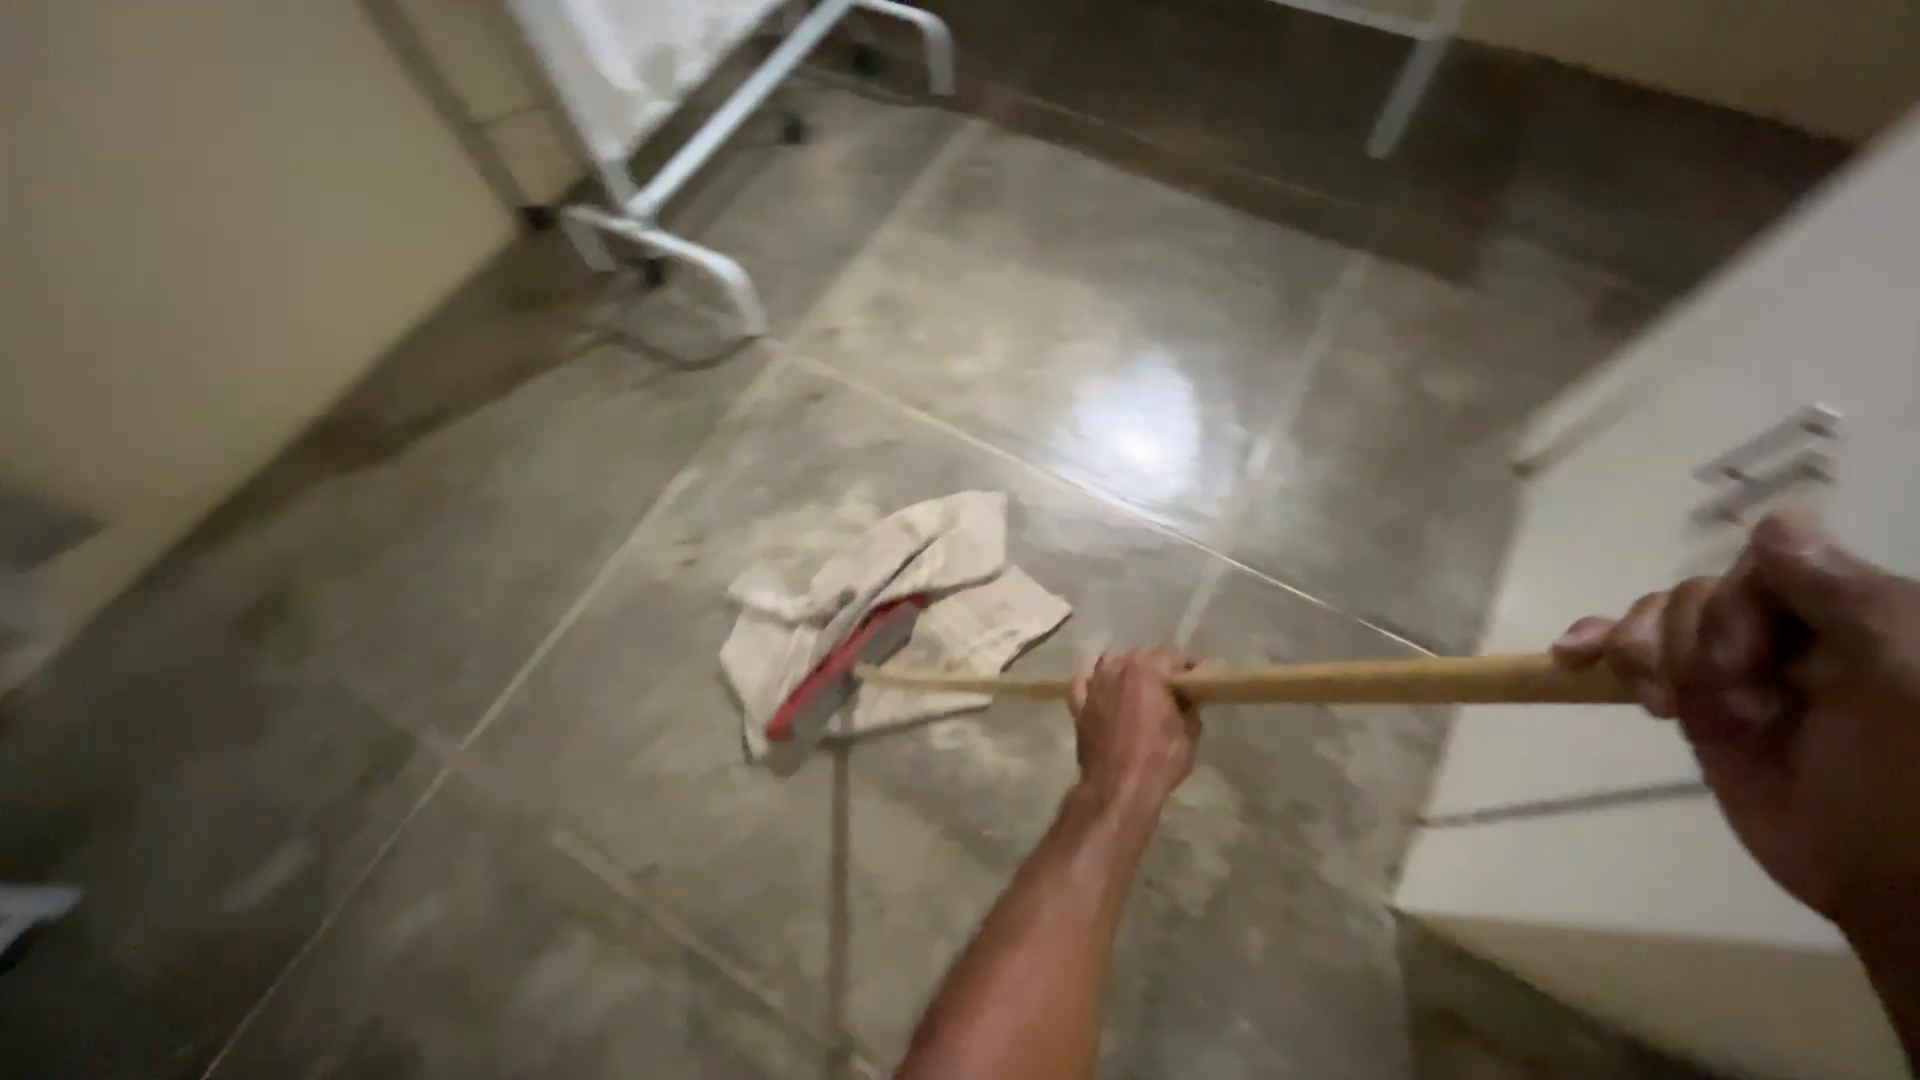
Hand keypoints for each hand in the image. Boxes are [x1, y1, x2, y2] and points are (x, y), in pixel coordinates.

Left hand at [1068, 649, 1202, 810]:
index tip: (1198, 680)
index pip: (1174, 656)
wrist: (1118, 787)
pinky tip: (1103, 687)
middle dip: (1159, 667)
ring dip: (1128, 672)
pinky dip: (1094, 681)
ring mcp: (1094, 685)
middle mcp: (1118, 668)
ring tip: (1141, 689)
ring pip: (1113, 665)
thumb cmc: (1159, 759)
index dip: (1189, 667)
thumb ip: (1189, 706)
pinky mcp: (1079, 705)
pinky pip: (1084, 683)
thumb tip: (1185, 698)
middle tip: (1172, 687)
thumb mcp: (1190, 732)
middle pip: (1142, 657)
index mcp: (1148, 670)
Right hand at [1552, 513, 1919, 942]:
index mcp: (1843, 615)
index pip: (1758, 565)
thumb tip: (1777, 525)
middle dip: (1688, 645)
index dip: (1733, 605)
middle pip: (1695, 594)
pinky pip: (1630, 654)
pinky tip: (1570, 657)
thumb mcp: (1904, 683)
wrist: (1889, 879)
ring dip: (1642, 656)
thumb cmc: (1910, 781)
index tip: (1747, 664)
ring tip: (1664, 709)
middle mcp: (1784, 630)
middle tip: (1729, 709)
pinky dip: (1596, 648)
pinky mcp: (1692, 700)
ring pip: (1655, 620)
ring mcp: (1731, 667)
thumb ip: (1851, 599)